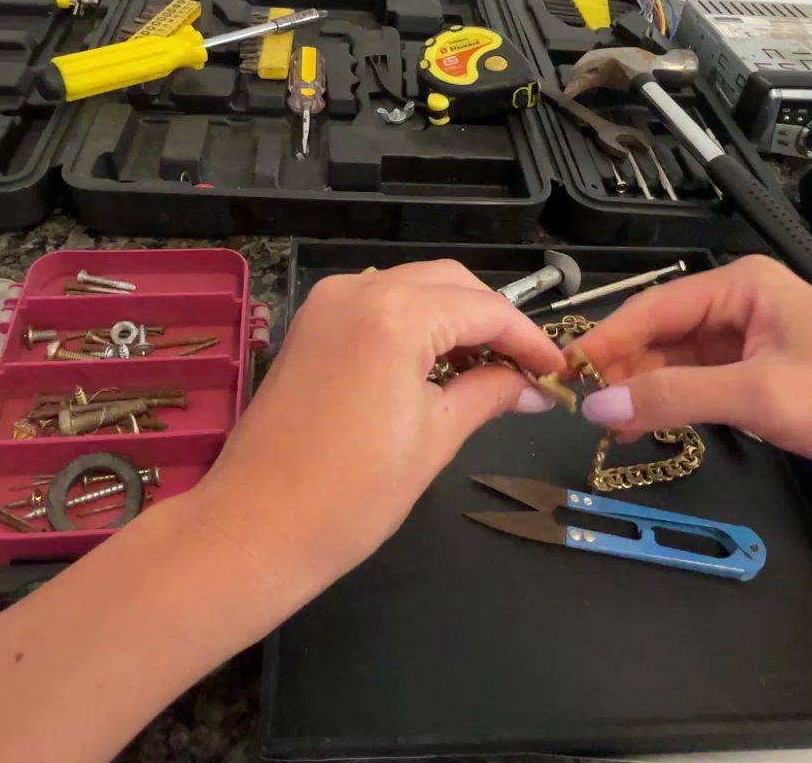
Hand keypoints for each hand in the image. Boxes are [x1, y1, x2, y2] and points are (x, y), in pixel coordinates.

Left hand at [193, 260, 563, 587]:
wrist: (254, 528)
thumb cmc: (352, 495)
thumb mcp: (435, 439)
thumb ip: (489, 394)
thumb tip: (532, 387)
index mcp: (394, 314)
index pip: (483, 308)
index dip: (527, 338)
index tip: (556, 368)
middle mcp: (358, 290)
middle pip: (448, 282)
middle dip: (491, 319)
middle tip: (522, 368)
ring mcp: (327, 303)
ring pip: (412, 287)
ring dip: (453, 317)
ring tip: (484, 367)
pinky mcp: (310, 324)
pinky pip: (377, 303)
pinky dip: (414, 322)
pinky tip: (434, 362)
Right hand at [569, 255, 811, 501]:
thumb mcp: (761, 397)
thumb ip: (674, 397)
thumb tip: (596, 406)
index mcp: (740, 286)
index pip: (653, 307)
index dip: (608, 340)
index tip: (569, 373)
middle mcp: (739, 304)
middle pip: (660, 332)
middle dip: (625, 368)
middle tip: (590, 408)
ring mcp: (750, 340)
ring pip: (676, 359)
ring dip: (646, 389)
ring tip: (613, 425)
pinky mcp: (760, 374)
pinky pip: (699, 381)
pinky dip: (673, 402)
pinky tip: (648, 423)